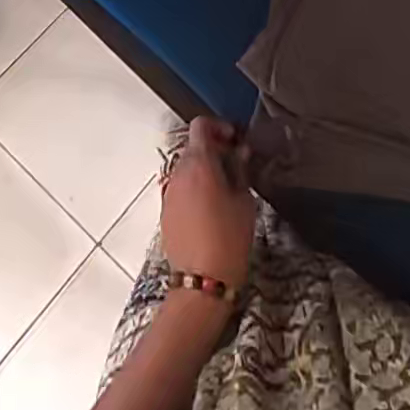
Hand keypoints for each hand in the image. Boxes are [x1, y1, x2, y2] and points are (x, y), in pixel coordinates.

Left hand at [161, 117, 255, 290]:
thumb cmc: (229, 237)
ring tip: (226, 186)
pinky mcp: (165, 212)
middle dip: (214, 149)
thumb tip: (240, 152)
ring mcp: (168, 193)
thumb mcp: (244, 200)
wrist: (202, 282)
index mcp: (198, 163)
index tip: (236, 140)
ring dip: (204, 169)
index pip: (200, 126)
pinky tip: (212, 206)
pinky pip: (180, 188)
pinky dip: (195, 187)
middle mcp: (178, 173)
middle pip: (193, 147)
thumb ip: (240, 169)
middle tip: (237, 164)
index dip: (219, 127)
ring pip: (186, 168)